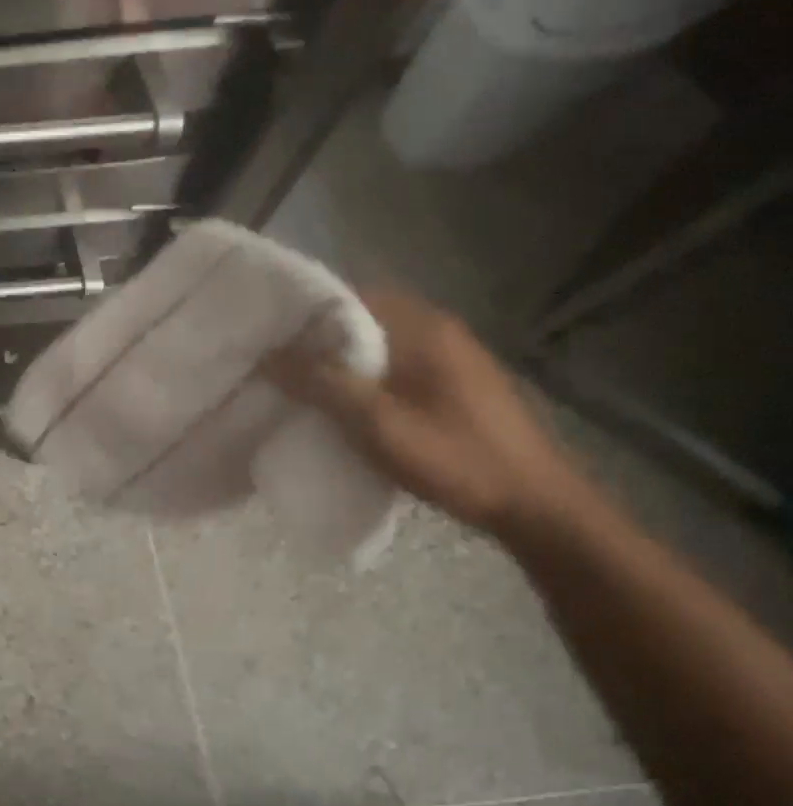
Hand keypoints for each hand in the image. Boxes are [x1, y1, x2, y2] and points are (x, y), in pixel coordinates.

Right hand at [270, 291, 595, 540]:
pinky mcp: (456, 386)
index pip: (348, 296)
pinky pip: (395, 366)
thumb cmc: (457, 459)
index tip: (266, 334)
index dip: (303, 312)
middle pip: (360, 320)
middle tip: (275, 363)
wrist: (540, 510)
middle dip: (317, 340)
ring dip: (340, 362)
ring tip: (300, 385)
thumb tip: (268, 356)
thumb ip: (321, 384)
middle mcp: (439, 330)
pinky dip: (364, 378)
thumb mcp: (378, 424)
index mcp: (423, 327)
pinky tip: (346, 406)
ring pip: (377, 346)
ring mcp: (452, 358)